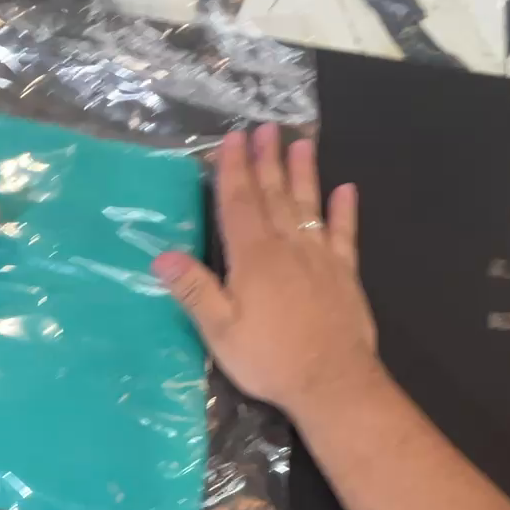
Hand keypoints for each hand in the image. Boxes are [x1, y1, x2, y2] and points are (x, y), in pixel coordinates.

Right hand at [152, 124, 380, 419]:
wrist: (332, 381)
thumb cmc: (269, 358)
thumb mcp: (220, 331)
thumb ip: (195, 291)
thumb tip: (162, 257)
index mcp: (253, 258)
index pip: (239, 204)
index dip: (233, 171)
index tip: (232, 140)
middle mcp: (288, 248)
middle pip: (274, 196)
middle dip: (267, 161)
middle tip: (265, 129)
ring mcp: (320, 258)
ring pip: (309, 206)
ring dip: (304, 173)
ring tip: (301, 143)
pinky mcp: (345, 275)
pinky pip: (345, 235)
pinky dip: (345, 212)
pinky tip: (346, 191)